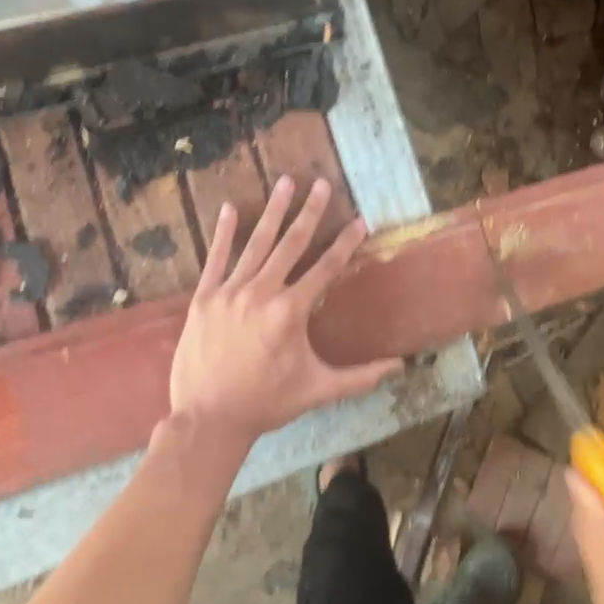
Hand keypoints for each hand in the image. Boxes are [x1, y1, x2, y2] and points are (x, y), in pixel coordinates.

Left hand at [167, 176, 402, 440]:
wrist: (208, 420)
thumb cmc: (267, 404)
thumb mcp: (318, 389)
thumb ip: (360, 376)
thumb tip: (400, 367)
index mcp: (291, 312)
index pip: (325, 268)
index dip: (345, 243)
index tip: (360, 220)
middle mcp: (261, 294)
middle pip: (291, 244)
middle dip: (310, 212)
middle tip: (322, 184)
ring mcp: (229, 294)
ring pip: (255, 244)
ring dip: (272, 211)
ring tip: (286, 183)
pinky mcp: (203, 300)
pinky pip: (215, 260)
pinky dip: (223, 234)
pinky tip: (228, 209)